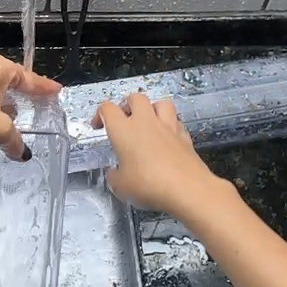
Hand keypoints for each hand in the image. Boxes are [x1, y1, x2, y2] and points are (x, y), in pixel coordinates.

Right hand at [95, 93, 224, 210]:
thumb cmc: (149, 185)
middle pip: (135, 97)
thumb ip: (115, 176)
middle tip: (124, 120)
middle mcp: (146, 122)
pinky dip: (170, 126)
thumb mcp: (121, 187)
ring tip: (148, 122)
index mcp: (123, 130)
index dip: (100, 114)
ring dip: (153, 109)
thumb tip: (115, 173)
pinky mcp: (185, 137)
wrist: (187, 189)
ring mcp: (168, 127)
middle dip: (127, 105)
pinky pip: (177, 122)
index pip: (107, 108)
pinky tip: (167, 138)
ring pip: (161, 103)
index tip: (99, 125)